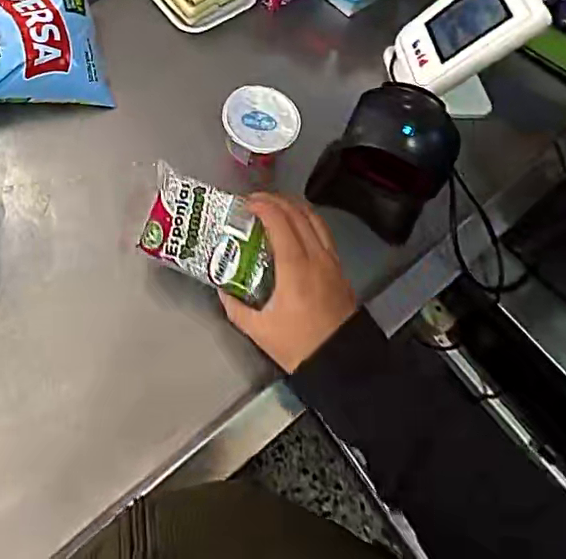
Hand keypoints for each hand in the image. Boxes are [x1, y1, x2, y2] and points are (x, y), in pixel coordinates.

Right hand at [219, 194, 358, 372]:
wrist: (343, 365)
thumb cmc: (300, 347)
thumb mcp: (260, 331)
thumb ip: (236, 307)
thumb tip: (222, 289)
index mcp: (295, 267)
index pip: (280, 222)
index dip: (263, 206)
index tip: (247, 203)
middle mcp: (316, 257)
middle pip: (297, 213)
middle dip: (275, 200)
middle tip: (257, 200)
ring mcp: (332, 262)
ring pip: (315, 219)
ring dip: (294, 206)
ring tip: (277, 206)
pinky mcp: (340, 270)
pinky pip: (324, 233)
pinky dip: (308, 221)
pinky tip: (298, 228)